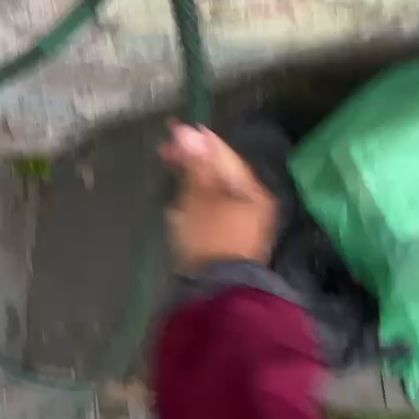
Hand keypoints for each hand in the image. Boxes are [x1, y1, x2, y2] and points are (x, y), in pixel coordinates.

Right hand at [158, 122, 275, 273]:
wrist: (215, 288)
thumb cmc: (207, 236)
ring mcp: (244, 221)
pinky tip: (182, 195)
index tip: (172, 130)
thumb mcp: (197, 196)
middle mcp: (253, 202)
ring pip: (216, 188)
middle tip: (165, 151)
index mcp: (251, 189)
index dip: (198, 141)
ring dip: (193, 176)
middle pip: (221, 171)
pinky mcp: (230, 236)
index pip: (223, 155)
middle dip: (194, 158)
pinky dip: (197, 195)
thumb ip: (194, 163)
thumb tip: (187, 131)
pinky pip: (213, 204)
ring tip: (170, 169)